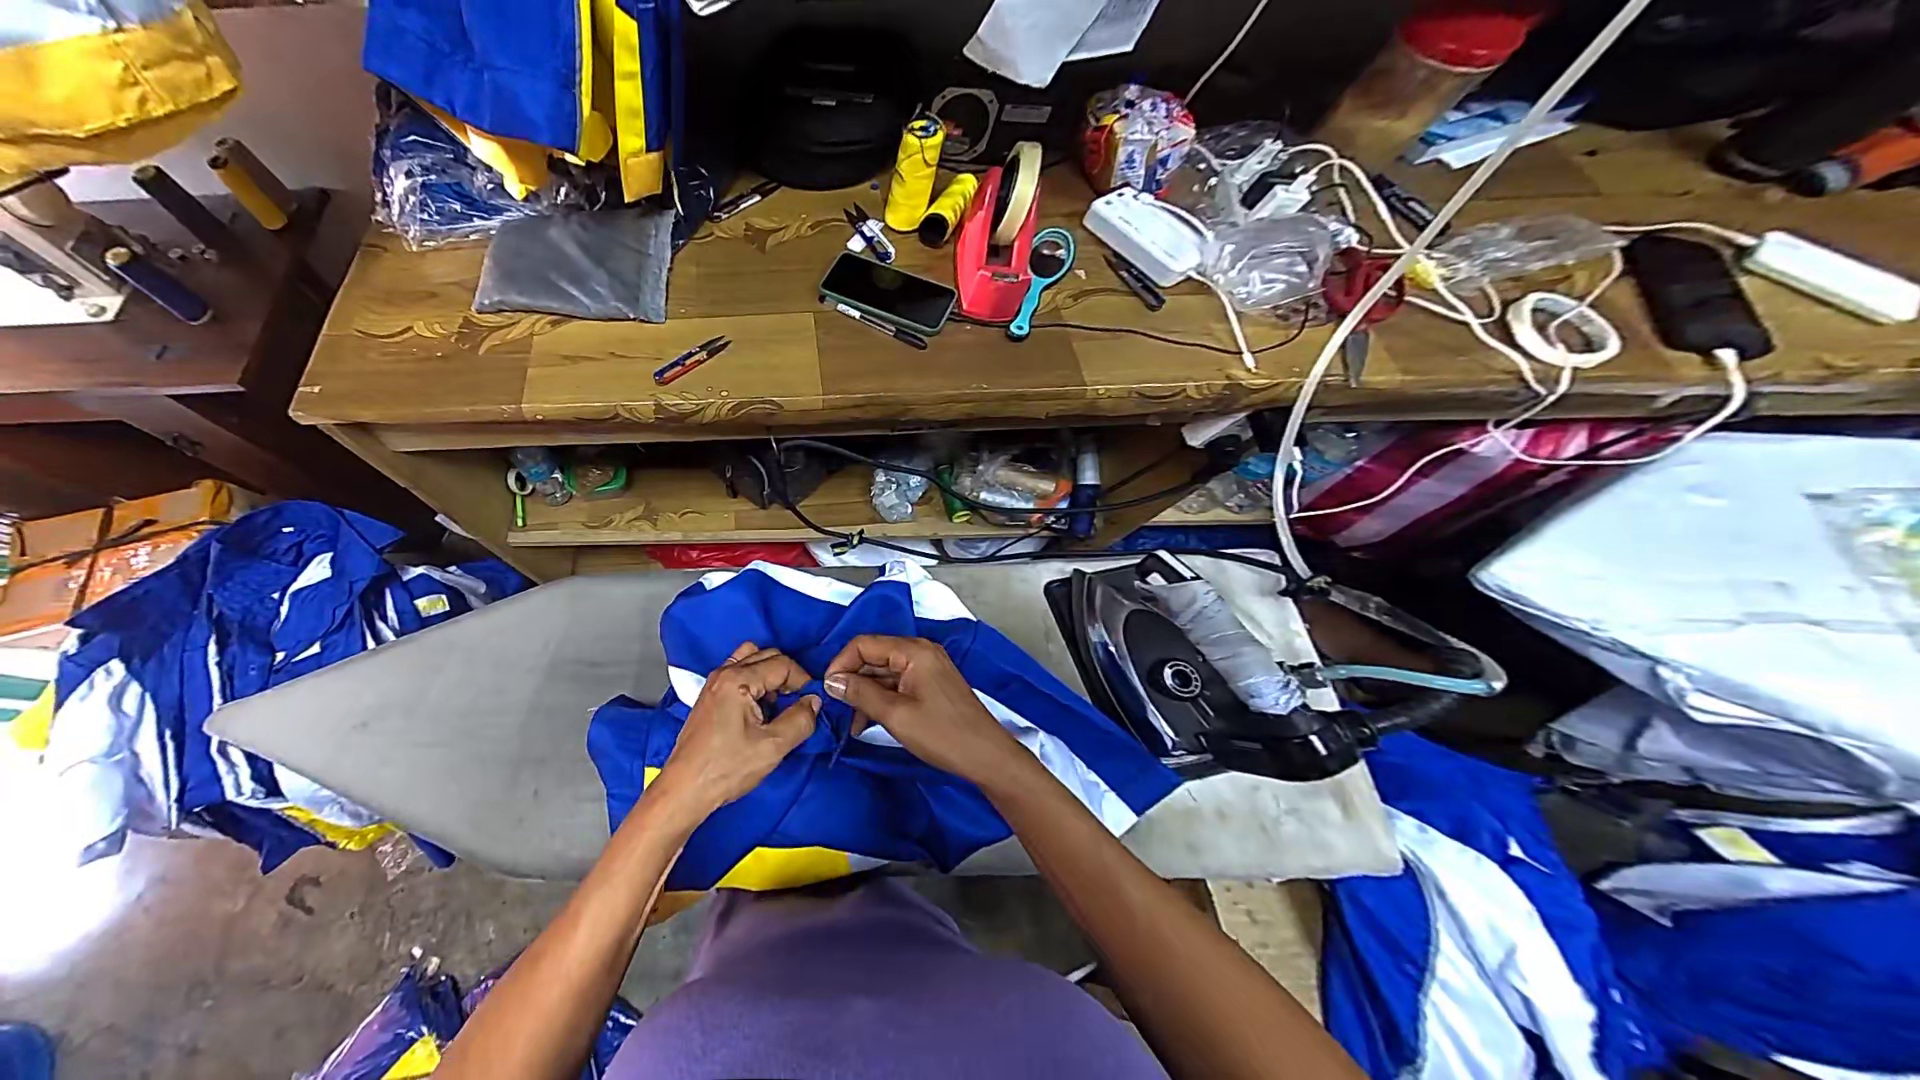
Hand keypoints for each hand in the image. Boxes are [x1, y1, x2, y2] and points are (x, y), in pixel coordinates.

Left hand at [651, 643, 819, 825]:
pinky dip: (754, 682)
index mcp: (737, 680)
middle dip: (788, 675)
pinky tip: (759, 710)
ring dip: (770, 675)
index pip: (783, 664)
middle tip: (797, 703)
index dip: (803, 682)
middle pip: (767, 655)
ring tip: (777, 704)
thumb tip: (813, 702)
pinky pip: (738, 674)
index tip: (809, 704)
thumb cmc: (725, 769)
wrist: (685, 791)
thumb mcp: (774, 746)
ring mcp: (713, 685)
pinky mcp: (709, 698)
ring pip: (751, 660)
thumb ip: (801, 719)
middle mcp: (723, 674)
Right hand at [822, 635, 1024, 784]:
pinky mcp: (929, 684)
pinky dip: (880, 698)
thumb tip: (832, 682)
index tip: (827, 690)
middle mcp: (921, 652)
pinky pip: (896, 683)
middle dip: (851, 679)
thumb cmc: (944, 734)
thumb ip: (861, 693)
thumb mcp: (895, 715)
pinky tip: (867, 720)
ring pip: (883, 672)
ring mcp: (926, 668)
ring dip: (864, 693)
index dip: (841, 664)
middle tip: (835, 707)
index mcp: (914, 651)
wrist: (985, 755)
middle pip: (873, 656)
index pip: (864, 644)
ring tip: (850, 721)